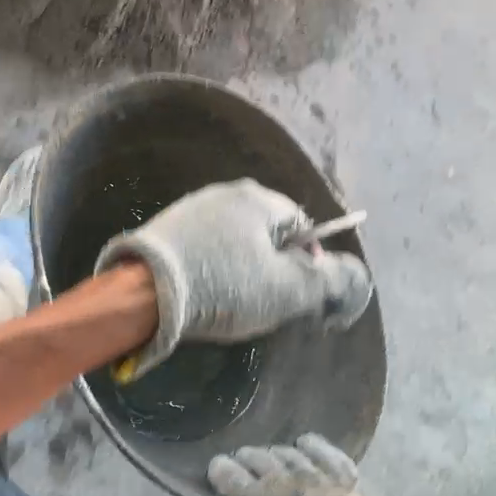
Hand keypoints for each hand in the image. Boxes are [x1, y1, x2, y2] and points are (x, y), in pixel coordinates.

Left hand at [93, 179, 372, 375]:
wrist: (143, 291)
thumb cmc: (223, 286)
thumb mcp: (288, 290)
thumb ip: (329, 280)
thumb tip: (352, 274)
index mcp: (257, 198)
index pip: (302, 226)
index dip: (309, 262)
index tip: (297, 294)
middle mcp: (224, 193)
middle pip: (267, 233)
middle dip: (273, 268)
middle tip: (265, 302)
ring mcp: (191, 209)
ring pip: (235, 242)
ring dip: (242, 270)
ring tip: (232, 302)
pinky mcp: (166, 229)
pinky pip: (205, 248)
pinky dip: (212, 269)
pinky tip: (204, 294)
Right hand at [209, 435, 409, 495]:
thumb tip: (219, 493)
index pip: (227, 470)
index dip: (218, 475)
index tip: (218, 480)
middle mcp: (294, 487)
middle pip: (256, 455)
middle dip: (244, 467)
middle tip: (245, 482)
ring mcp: (326, 484)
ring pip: (287, 451)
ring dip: (275, 462)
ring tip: (275, 477)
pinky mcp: (350, 487)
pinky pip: (328, 452)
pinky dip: (312, 451)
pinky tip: (304, 459)